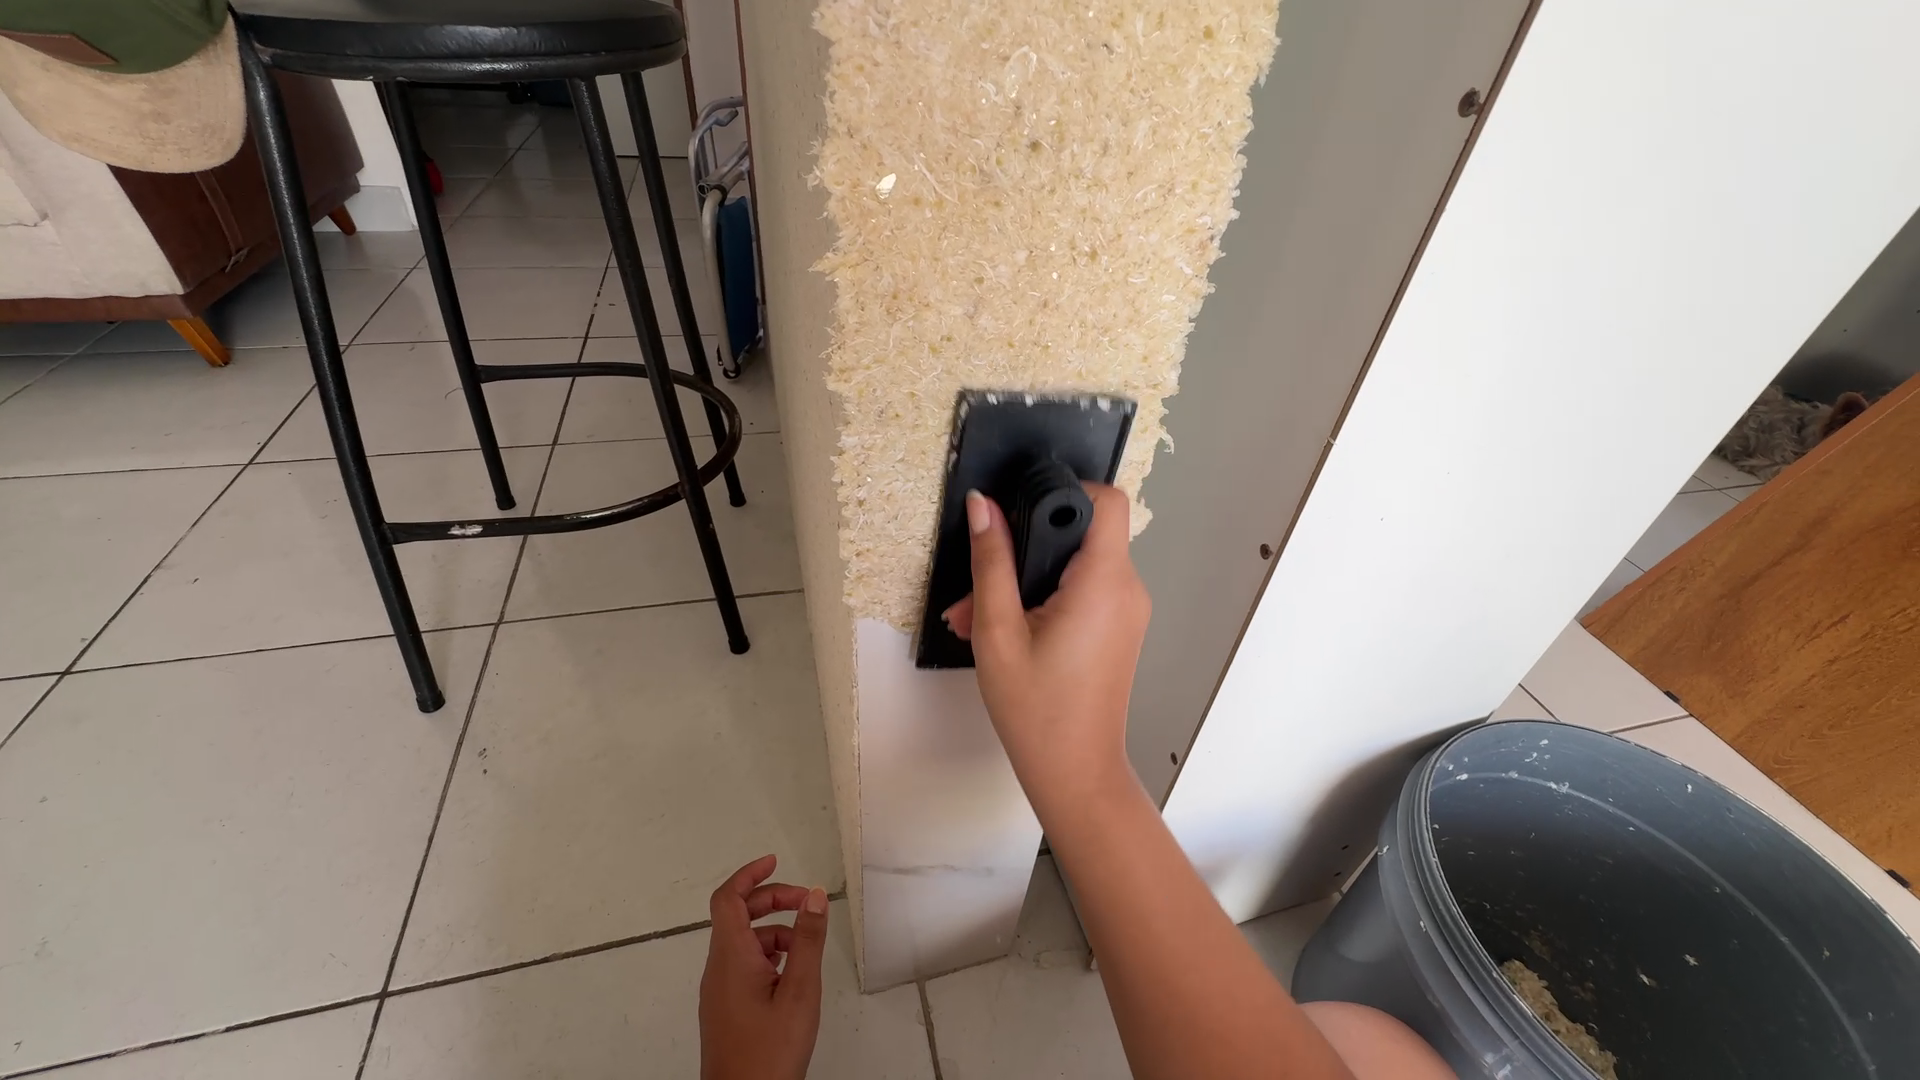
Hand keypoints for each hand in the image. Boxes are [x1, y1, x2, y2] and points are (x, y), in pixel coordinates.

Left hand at [699, 855, 829, 1079]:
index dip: (749, 873)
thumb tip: (813, 894)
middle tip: (808, 903)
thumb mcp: (799, 991)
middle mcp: (718, 968)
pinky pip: (743, 964)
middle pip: (737, 915)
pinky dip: (767, 954)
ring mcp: (719, 990)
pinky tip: (792, 972)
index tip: (776, 860)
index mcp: (730, 957)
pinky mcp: (725, 1008)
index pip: (728, 898)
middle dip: (772, 899)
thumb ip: (807, 940)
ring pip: (743, 941)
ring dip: (774, 929)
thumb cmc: (771, 1050)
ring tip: (807, 945)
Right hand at [943, 484, 1150, 811]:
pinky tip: (1005, 630)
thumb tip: (983, 505)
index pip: (1106, 500)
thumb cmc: (1037, 711)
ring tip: (978, 618)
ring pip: (1076, 566)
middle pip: (1083, 533)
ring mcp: (1127, 611)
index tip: (1021, 511)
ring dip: (1026, 580)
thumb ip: (991, 562)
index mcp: (1103, 583)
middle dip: (1026, 548)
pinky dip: (1044, 599)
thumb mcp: (997, 631)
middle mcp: (1127, 590)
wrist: (1075, 772)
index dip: (1064, 491)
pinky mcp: (1119, 627)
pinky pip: (1083, 591)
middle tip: (981, 584)